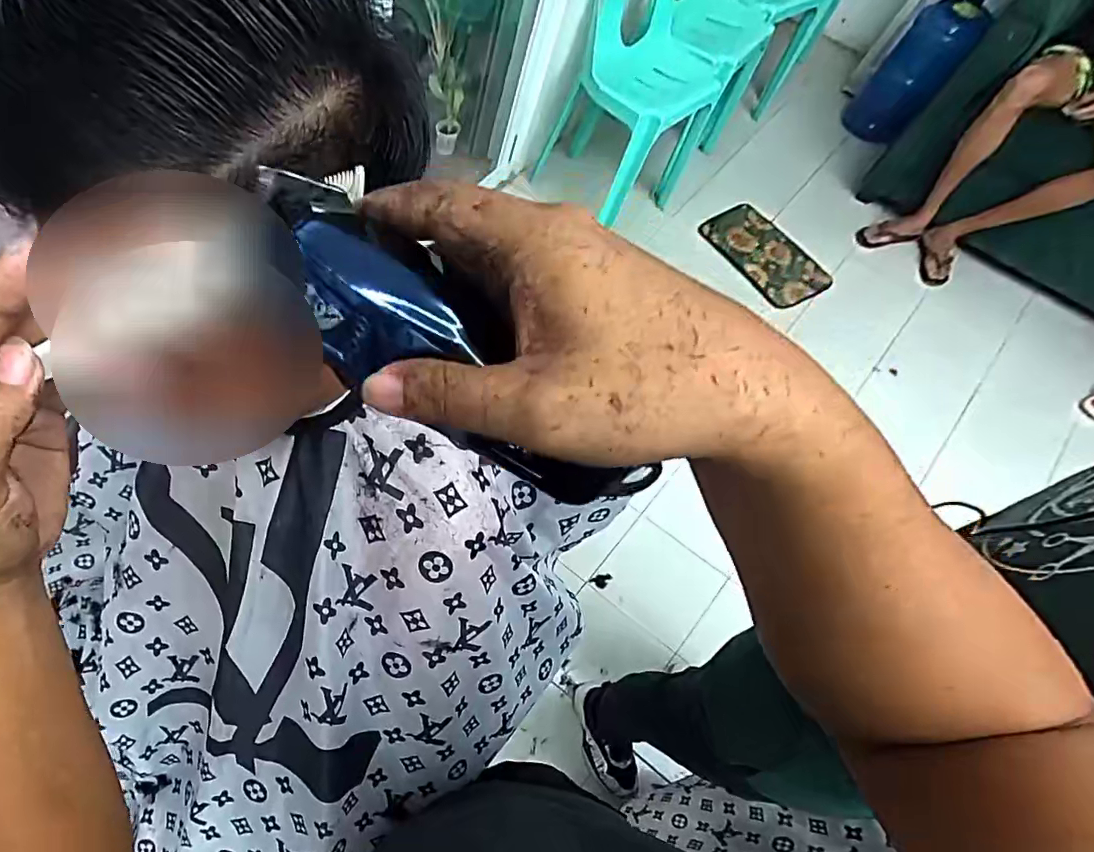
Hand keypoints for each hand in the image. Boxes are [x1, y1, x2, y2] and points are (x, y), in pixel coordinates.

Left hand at [0, 242, 71, 596]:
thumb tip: (17, 358)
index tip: (28, 257)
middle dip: (37, 297)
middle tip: (81, 264)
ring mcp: (0, 395)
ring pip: (37, 347)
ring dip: (70, 323)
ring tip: (104, 290)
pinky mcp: (38, 412)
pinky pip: (65, 376)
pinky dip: (90, 359)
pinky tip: (111, 340)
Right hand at [356, 181, 812, 465]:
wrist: (746, 396)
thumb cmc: (639, 393)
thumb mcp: (531, 406)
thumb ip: (448, 394)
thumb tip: (374, 386)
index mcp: (533, 242)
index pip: (443, 203)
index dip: (390, 211)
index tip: (347, 230)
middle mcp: (556, 237)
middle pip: (465, 232)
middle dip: (411, 261)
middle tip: (368, 307)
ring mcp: (583, 261)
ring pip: (495, 263)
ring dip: (451, 292)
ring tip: (412, 338)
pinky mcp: (599, 290)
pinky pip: (524, 286)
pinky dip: (487, 309)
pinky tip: (478, 353)